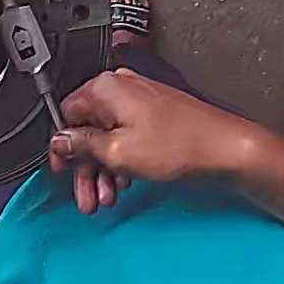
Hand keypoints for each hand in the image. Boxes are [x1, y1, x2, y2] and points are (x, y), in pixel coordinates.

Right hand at [48, 68, 270, 213]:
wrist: (224, 147)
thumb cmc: (180, 143)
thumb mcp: (117, 152)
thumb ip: (81, 145)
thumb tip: (60, 140)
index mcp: (105, 89)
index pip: (66, 114)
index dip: (63, 147)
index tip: (63, 169)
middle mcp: (120, 87)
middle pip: (87, 128)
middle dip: (86, 166)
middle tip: (86, 194)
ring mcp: (139, 98)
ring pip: (107, 135)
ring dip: (103, 168)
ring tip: (108, 196)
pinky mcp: (153, 112)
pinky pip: (125, 134)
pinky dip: (121, 158)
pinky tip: (125, 181)